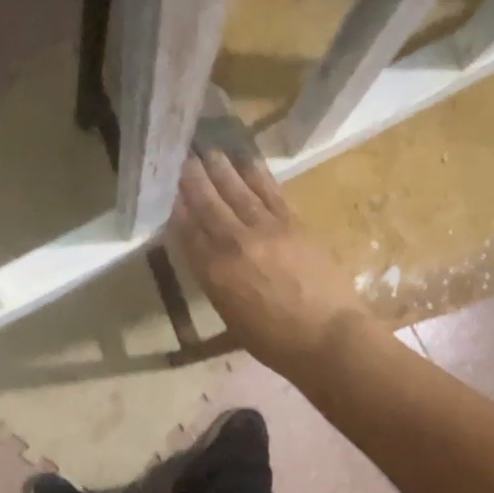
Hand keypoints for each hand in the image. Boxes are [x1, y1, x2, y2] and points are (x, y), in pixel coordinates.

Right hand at [164, 151, 373, 374]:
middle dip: (192, 180)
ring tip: (207, 150)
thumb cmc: (275, 342)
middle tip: (181, 158)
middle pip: (208, 205)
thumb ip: (215, 285)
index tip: (166, 190)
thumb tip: (207, 262)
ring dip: (219, 169)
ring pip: (236, 191)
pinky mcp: (292, 223)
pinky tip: (244, 159)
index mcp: (214, 274)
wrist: (327, 336)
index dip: (175, 209)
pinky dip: (254, 173)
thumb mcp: (231, 320)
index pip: (187, 233)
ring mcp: (265, 229)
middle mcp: (234, 245)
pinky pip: (268, 191)